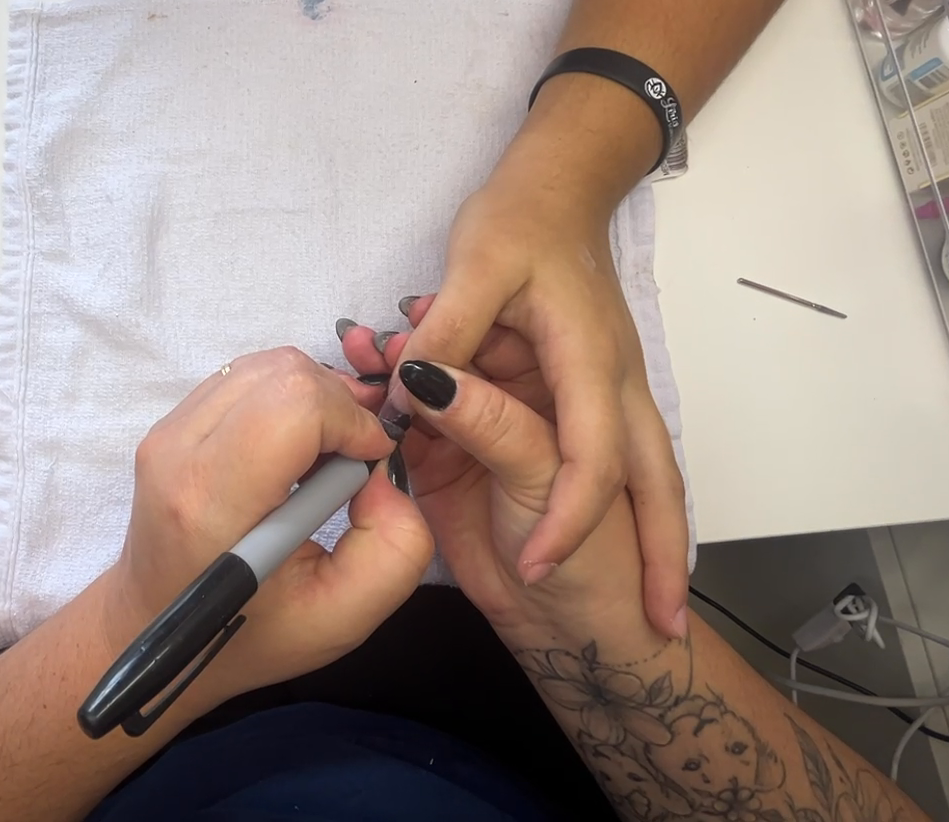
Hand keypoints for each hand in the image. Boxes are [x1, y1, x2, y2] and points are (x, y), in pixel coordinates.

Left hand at [102, 347, 432, 708]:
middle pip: (283, 373)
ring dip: (314, 396)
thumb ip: (396, 545)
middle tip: (352, 455)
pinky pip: (245, 375)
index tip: (368, 462)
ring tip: (323, 452)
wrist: (153, 624)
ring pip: (266, 365)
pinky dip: (285, 395)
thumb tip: (382, 467)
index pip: (293, 406)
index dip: (350, 420)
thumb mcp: (342, 618)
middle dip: (339, 403)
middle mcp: (179, 450)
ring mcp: (167, 429)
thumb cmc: (249, 633)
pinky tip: (292, 443)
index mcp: (212, 502)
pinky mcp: (169, 420)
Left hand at [382, 151, 688, 639]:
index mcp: (587, 360)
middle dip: (661, 552)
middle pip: (657, 475)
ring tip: (660, 605)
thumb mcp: (474, 271)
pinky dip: (626, 491)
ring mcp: (611, 380)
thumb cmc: (520, 219)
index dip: (568, 518)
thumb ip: (444, 335)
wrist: (559, 185)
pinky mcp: (590, 378)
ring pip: (650, 464)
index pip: (590, 456)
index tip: (536, 567)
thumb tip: (406, 394)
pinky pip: (616, 443)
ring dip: (658, 532)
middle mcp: (613, 380)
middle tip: (664, 628)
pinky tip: (622, 528)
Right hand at [384, 339, 647, 645]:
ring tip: (357, 350)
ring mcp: (468, 431)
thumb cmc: (595, 552)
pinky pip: (399, 428)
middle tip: (373, 338)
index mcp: (558, 390)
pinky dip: (376, 409)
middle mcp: (510, 401)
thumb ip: (490, 420)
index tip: (416, 319)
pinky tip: (353, 387)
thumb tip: (426, 376)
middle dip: (414, 344)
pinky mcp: (432, 462)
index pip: (502, 342)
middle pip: (454, 360)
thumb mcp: (541, 472)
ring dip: (389, 371)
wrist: (567, 629)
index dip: (459, 326)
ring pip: (423, 389)